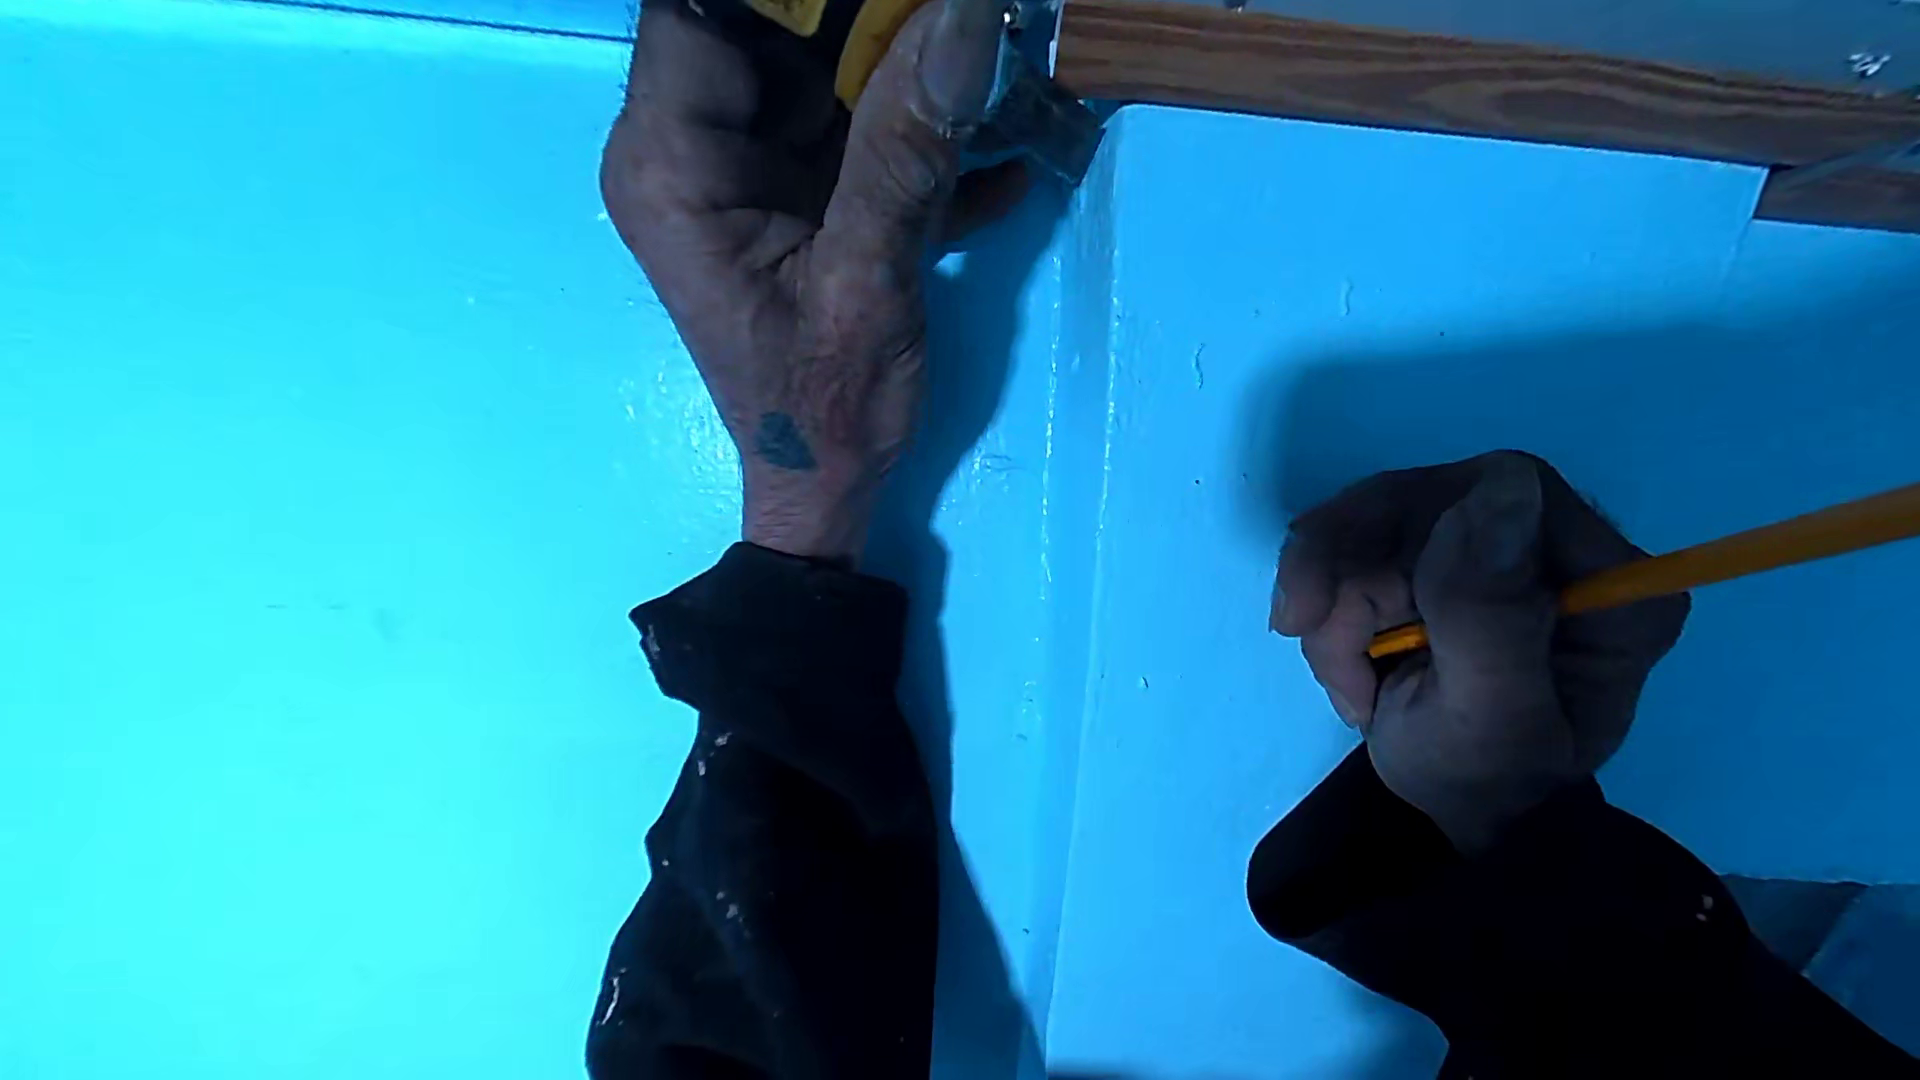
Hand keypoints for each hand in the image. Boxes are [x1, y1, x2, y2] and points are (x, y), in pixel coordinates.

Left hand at [601, 0, 1026, 563]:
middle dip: (873, 29)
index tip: (894, 5)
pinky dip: (927, 158)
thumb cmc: (826, 408)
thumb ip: (905, 153)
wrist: (828, 483)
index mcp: (674, 169)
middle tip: (967, 27)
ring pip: (831, 92)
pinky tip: (1002, 166)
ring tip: (999, 76)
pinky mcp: (808, 219)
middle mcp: (702, 163)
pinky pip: (862, 157)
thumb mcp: (867, 283)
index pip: (706, 13)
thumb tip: (962, 18)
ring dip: (915, 88)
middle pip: (777, 40)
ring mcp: (759, 190)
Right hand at [1271, 452, 1689, 851]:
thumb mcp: (1488, 717)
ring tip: (1345, 680)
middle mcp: (1539, 550)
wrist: (1450, 807)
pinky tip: (1340, 662)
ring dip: (1327, 606)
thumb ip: (1490, 614)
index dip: (1396, 522)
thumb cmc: (1482, 779)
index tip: (1334, 596)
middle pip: (1410, 504)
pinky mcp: (1421, 569)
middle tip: (1304, 634)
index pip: (1494, 486)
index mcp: (1599, 579)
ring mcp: (1473, 556)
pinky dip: (1322, 609)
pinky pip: (1342, 556)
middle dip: (1341, 575)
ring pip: (1361, 533)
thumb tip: (1494, 492)